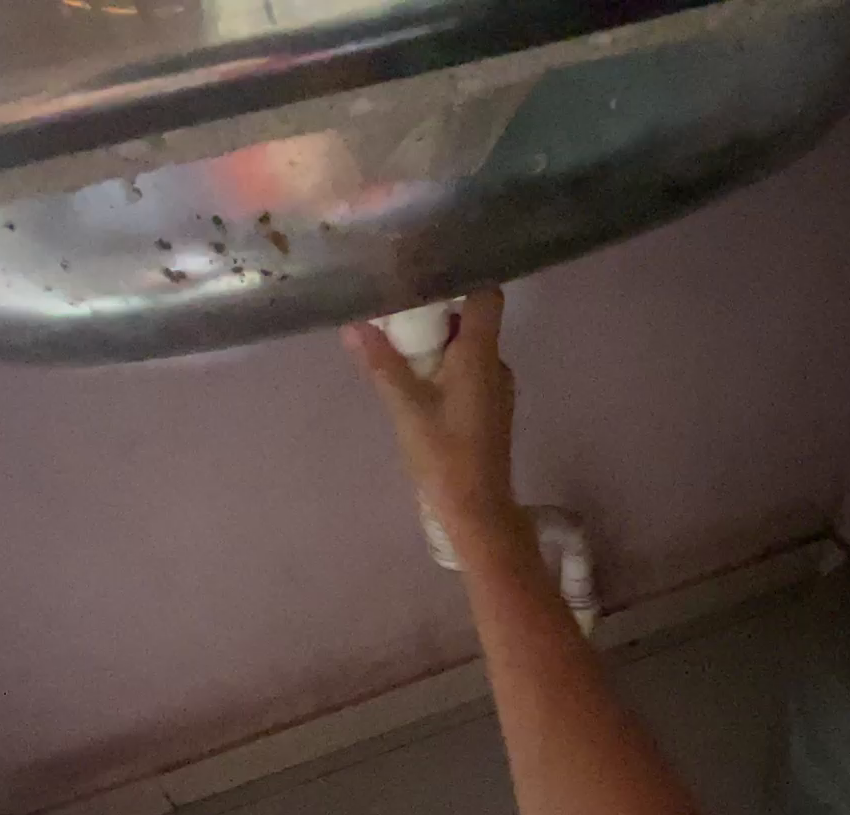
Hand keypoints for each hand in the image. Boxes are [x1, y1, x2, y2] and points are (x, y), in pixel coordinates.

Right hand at [342, 289, 520, 541]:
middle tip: (395, 308)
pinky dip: (445, 366)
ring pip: (469, 348)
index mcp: (482, 355)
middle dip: (435, 311)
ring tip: (398, 343)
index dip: (460, 275)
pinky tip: (416, 379)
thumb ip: (380, 363)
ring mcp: (496, 388)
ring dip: (438, 343)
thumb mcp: (405, 408)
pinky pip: (469, 372)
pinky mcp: (490, 408)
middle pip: (472, 319)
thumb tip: (353, 324)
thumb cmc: (444, 456)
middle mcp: (496, 364)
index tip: (424, 270)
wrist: (476, 509)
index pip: (485, 293)